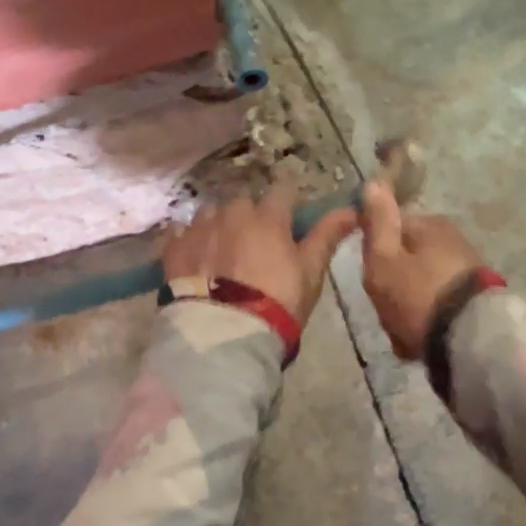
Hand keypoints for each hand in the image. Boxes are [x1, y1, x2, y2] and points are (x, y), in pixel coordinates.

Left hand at [163, 178, 358, 321]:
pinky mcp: (174, 249)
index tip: (290, 216)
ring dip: (219, 225)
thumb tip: (352, 209)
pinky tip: (195, 255)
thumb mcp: (310, 271)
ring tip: (223, 251)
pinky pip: (180, 232)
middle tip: (256, 242)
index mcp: (268, 217)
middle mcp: (232, 214)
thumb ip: (327, 236)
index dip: (288, 202)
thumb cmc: (277, 302)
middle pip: (243, 202)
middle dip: (251, 215)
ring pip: (211, 214)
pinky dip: (189, 239)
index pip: (282, 190)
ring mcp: (199, 229)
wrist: (224, 334)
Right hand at [358, 181, 484, 358]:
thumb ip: (378, 222)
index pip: (390, 227)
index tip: (372, 278)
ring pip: (421, 283)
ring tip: (404, 331)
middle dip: (393, 282)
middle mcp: (452, 238)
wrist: (470, 339)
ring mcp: (467, 267)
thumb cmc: (418, 295)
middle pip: (406, 257)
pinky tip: (423, 336)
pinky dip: (427, 317)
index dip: (374, 252)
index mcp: (430, 223)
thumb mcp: (385, 259)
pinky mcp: (476, 295)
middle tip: (387, 308)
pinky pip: (438, 302)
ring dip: (408, 305)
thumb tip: (374, 181)